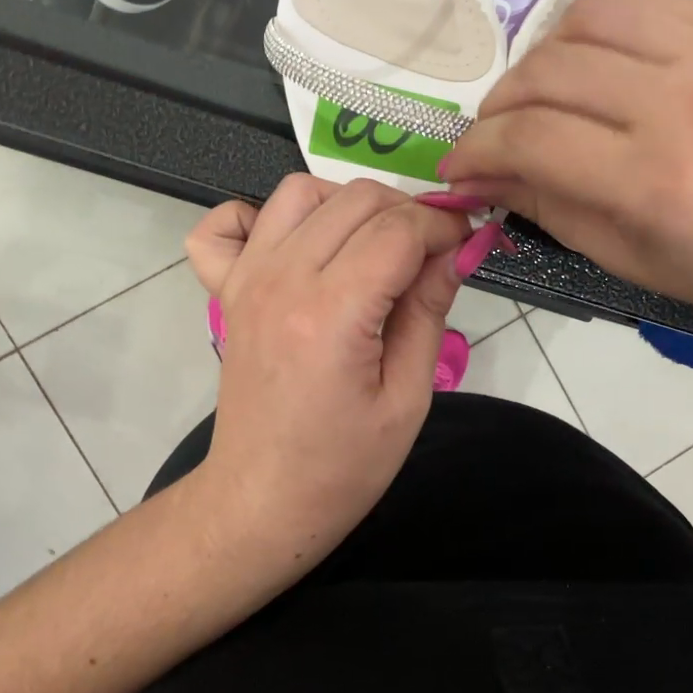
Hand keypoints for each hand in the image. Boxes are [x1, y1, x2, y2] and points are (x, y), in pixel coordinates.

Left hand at [183, 175, 470, 556]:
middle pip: (356, 198)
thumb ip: (429, 311)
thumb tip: (458, 249)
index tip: (466, 243)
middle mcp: (282, 280)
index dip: (444, 225)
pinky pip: (228, 222)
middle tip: (431, 253)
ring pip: (301, 191)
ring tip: (373, 246)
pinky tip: (297, 246)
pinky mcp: (226, 289)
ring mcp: (246, 279)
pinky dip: (263, 217)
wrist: (262, 500)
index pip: (399, 228)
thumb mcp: (408, 398)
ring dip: (347, 205)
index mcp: (332, 314)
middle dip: (407, 212)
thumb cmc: (343, 466)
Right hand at [443, 0, 692, 330]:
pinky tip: (591, 62)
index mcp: (653, 182)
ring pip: (582, 20)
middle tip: (495, 135)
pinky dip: (592, 26)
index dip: (476, 151)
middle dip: (498, 107)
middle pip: (546, 74)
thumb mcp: (621, 257)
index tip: (457, 166)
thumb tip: (473, 175)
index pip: (530, 140)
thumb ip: (541, 206)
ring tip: (542, 95)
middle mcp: (678, 105)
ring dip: (540, 57)